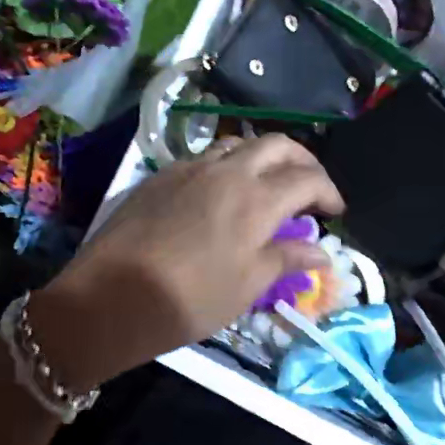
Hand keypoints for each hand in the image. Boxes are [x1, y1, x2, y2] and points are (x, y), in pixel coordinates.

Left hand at [26, 135, 344, 391]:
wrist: (110, 296)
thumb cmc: (189, 299)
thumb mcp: (246, 286)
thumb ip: (286, 259)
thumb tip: (321, 251)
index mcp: (255, 198)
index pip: (307, 178)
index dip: (328, 191)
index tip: (334, 212)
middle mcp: (225, 171)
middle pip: (276, 145)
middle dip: (301, 161)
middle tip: (308, 189)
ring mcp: (188, 168)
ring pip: (237, 144)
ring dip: (262, 158)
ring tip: (266, 186)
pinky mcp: (160, 176)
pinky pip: (204, 158)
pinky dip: (226, 167)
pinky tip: (220, 195)